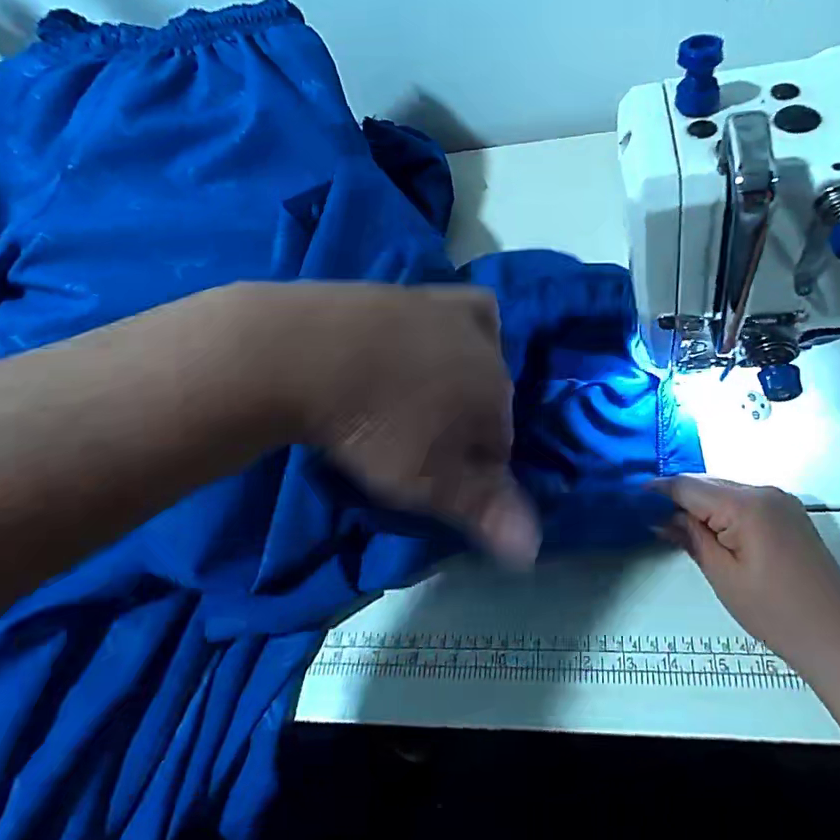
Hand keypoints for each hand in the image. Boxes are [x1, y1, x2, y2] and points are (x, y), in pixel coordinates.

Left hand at [242, 282, 539, 566]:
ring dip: (451, 372)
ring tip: (407, 398)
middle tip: (420, 442)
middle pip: (490, 391)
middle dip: (467, 418)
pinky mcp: (405, 289)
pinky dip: (429, 330)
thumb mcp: (428, 483)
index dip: (477, 467)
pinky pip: (436, 311)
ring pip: (469, 347)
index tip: (440, 481)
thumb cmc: (375, 426)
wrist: (306, 352)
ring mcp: (444, 308)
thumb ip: (485, 511)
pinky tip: (402, 343)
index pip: (503, 442)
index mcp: (497, 392)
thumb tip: (533, 551)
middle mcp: (484, 343)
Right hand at [656, 475, 839, 667]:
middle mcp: (765, 491)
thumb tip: (661, 517)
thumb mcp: (723, 577)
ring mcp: (781, 501)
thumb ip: (691, 538)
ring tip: (676, 526)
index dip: (658, 490)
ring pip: (725, 490)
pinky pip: (745, 500)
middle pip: (707, 483)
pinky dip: (723, 510)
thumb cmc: (776, 613)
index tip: (631, 497)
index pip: (689, 486)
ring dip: (700, 504)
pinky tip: (710, 530)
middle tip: (650, 517)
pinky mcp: (790, 513)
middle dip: (678, 497)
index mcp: (746, 505)